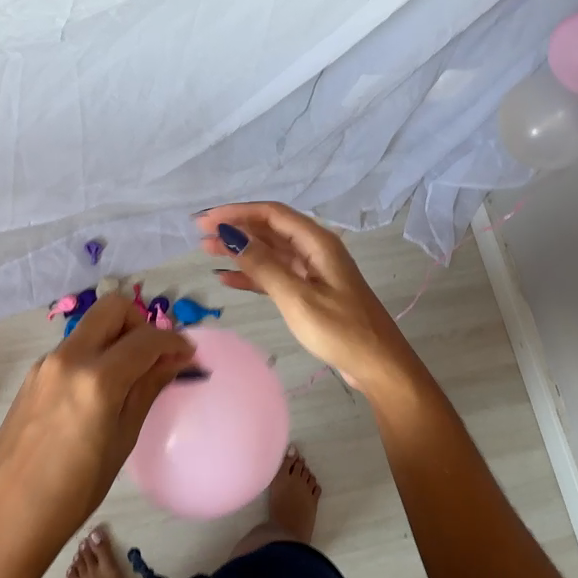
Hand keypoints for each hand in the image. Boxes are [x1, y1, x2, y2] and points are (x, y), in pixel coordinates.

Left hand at [0, 294, 190, 577]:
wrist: (8, 517)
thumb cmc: (75, 490)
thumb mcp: (123, 439)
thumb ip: (148, 389)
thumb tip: (176, 359)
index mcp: (98, 378)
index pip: (147, 338)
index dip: (174, 341)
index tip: (187, 353)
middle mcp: (70, 357)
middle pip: (113, 307)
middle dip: (140, 323)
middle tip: (152, 357)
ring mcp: (46, 363)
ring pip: (91, 326)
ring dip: (115, 338)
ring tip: (126, 380)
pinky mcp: (32, 375)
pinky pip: (72, 349)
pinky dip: (93, 355)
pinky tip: (96, 395)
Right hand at [199, 201, 416, 393]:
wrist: (378, 365)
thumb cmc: (340, 329)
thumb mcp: (297, 297)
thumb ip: (263, 265)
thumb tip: (231, 234)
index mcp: (317, 242)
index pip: (271, 214)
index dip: (237, 212)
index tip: (206, 219)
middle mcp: (315, 249)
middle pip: (270, 229)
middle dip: (236, 228)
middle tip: (199, 234)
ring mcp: (313, 271)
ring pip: (270, 252)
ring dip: (241, 250)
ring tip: (206, 252)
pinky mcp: (311, 292)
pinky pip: (276, 275)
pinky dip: (252, 275)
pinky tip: (227, 278)